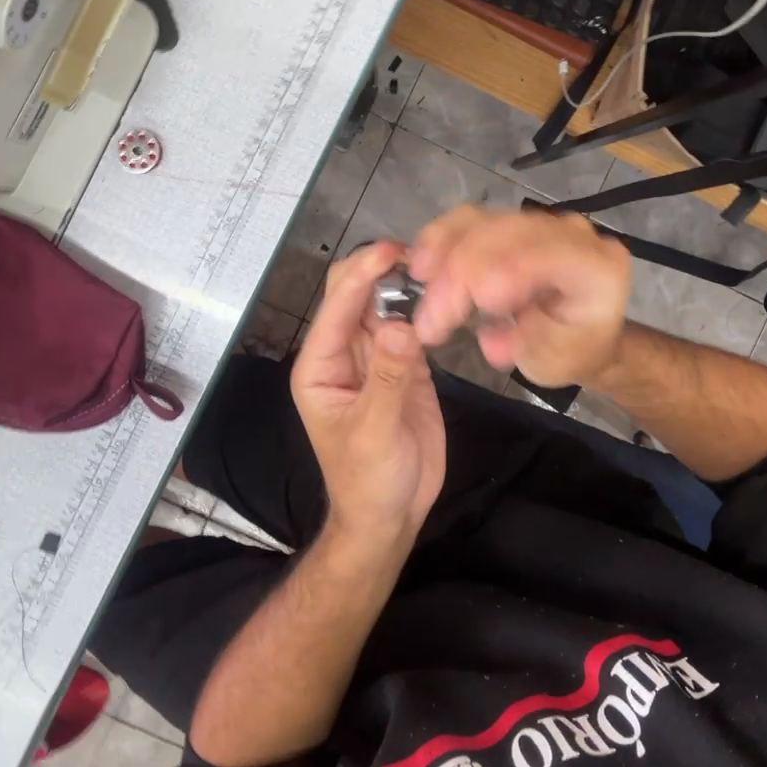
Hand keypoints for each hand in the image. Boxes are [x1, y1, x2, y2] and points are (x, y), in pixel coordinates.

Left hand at [290, 242, 445, 547]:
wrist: (393, 514)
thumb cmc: (368, 479)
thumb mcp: (374, 432)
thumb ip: (387, 378)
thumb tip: (400, 324)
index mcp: (321, 365)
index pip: (337, 308)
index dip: (362, 276)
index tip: (393, 252)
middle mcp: (345, 352)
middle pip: (356, 295)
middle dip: (381, 271)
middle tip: (424, 255)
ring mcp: (376, 356)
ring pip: (385, 305)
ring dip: (406, 285)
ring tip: (441, 266)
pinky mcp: (406, 365)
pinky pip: (411, 325)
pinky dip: (424, 308)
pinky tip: (445, 293)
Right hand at [407, 208, 631, 388]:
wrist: (577, 335)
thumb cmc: (571, 351)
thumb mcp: (558, 362)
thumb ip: (531, 345)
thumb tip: (493, 339)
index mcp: (598, 266)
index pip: (553, 253)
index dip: (512, 267)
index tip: (478, 301)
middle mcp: (569, 234)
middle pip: (508, 234)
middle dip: (462, 273)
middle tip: (431, 320)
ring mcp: (536, 224)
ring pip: (481, 223)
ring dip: (443, 255)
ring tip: (421, 291)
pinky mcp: (506, 223)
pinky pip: (466, 221)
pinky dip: (439, 240)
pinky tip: (420, 265)